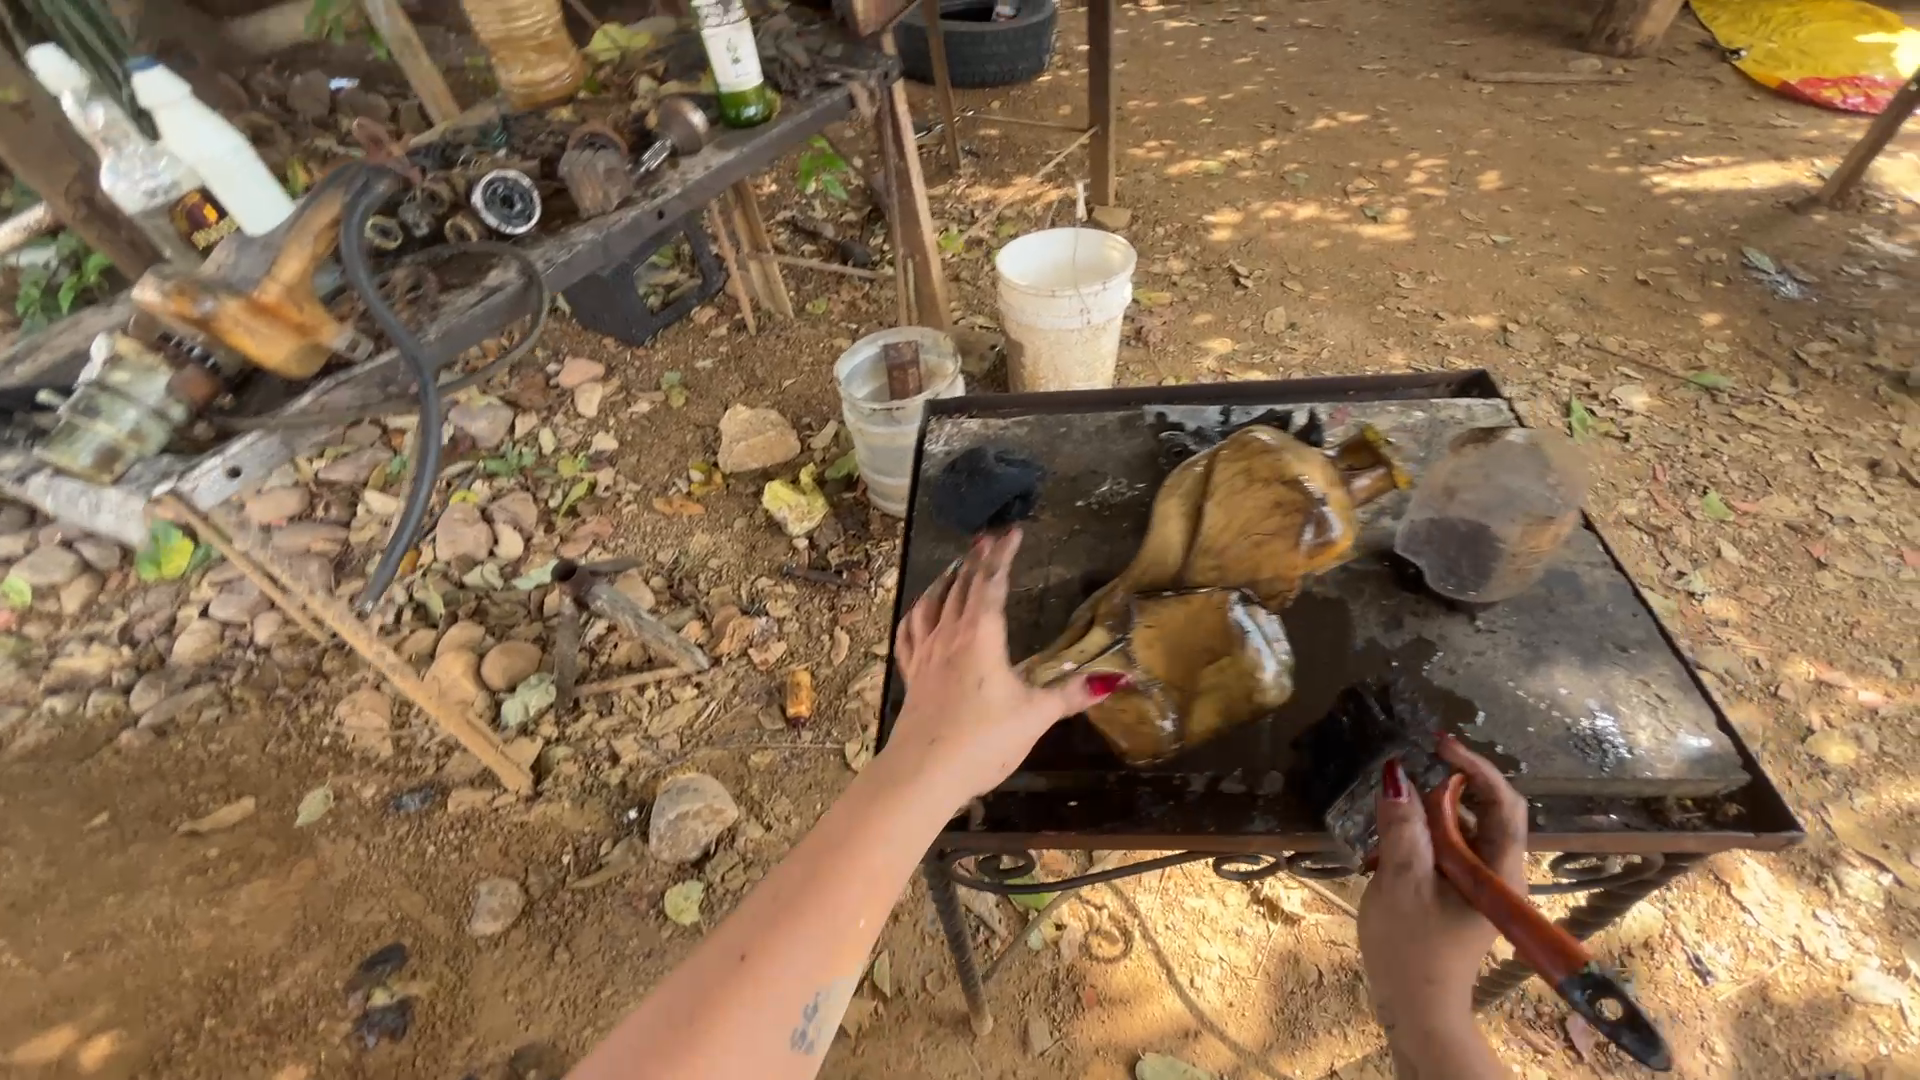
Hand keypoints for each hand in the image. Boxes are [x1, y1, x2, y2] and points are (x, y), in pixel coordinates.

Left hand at [885, 528, 1119, 802]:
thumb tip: (1115, 680)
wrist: (923, 774)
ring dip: (946, 580)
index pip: (992, 583)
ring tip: (956, 567)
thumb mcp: (1034, 716)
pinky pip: (911, 632)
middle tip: (988, 538)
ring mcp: (924, 654)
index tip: (1011, 532)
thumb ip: (1071, 695)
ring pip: (933, 603)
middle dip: (977, 559)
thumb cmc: (983, 741)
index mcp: (981, 636)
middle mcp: (949, 635)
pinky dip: (918, 613)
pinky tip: (921, 612)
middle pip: (962, 586)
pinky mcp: (912, 675)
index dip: (1003, 555)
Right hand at [1357, 737, 1527, 1026]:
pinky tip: (1386, 841)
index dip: (1475, 768)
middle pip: (1482, 812)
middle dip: (1444, 785)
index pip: (1502, 804)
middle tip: (1404, 767)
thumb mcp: (1401, 883)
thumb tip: (1395, 775)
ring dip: (1425, 811)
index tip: (1438, 743)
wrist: (1416, 1009)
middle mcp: (1498, 873)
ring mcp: (1479, 885)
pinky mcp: (1458, 892)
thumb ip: (1402, 829)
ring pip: (1459, 829)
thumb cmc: (1412, 949)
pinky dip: (1418, 833)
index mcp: (1499, 872)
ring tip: (1388, 806)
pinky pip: (1444, 848)